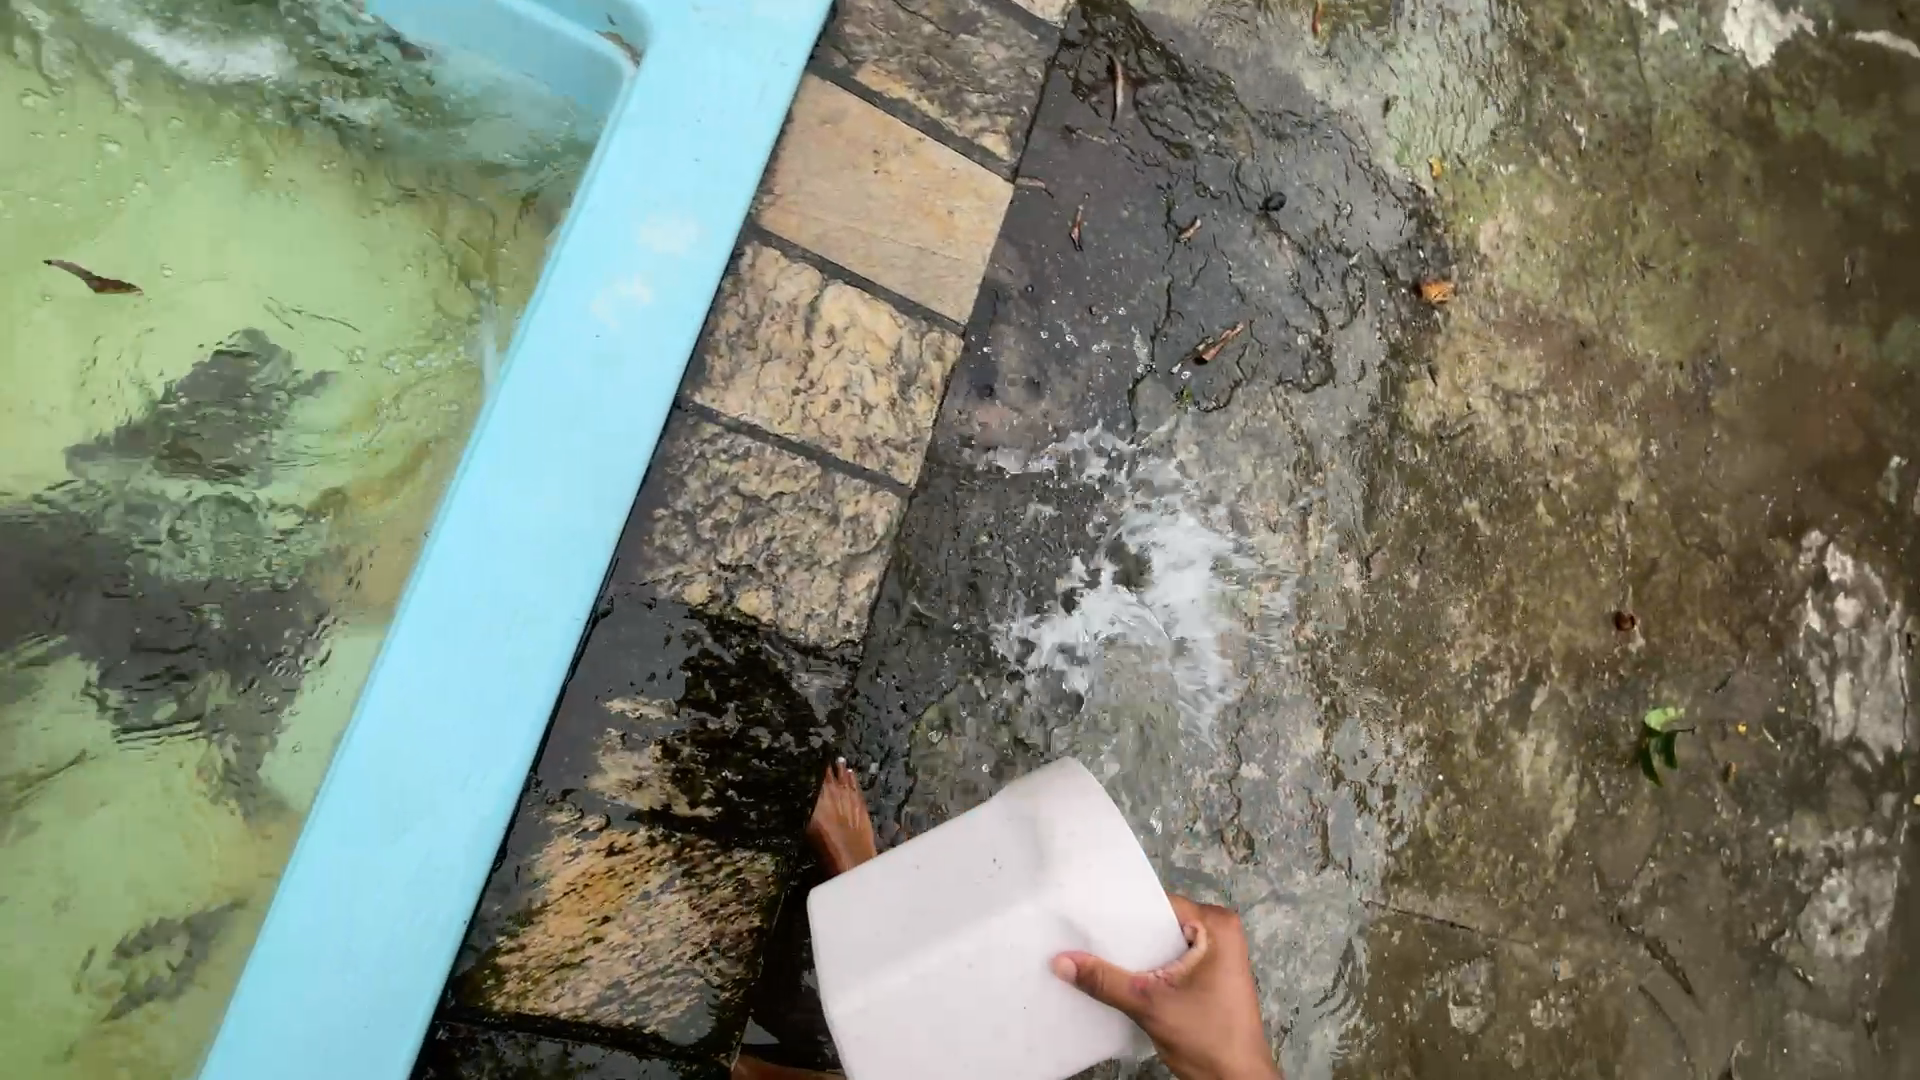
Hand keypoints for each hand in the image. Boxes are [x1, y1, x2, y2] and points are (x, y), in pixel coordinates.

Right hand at [1052, 895, 1280, 1079]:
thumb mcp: (1149, 1006)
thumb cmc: (1208, 1041)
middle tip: (1085, 931)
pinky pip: (1173, 953)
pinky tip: (1123, 969)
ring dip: (1138, 949)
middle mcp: (1221, 929)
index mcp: (1216, 924)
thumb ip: (1104, 981)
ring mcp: (1219, 950)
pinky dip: (1151, 962)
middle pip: (1160, 920)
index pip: (1158, 903)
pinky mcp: (1213, 970)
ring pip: (1165, 938)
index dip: (1122, 909)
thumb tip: (1060, 961)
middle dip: (1127, 930)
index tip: (1086, 912)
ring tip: (1097, 949)